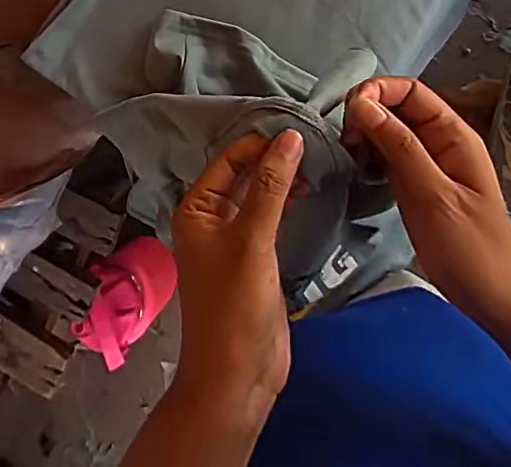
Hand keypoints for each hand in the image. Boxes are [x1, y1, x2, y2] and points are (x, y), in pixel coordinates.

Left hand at [169, 129, 302, 415]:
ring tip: (314, 165)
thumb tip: (289, 138)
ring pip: (257, 194)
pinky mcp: (253, 257)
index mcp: (196, 208)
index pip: (228, 159)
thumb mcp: (253, 240)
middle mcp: (210, 218)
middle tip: (312, 145)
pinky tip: (306, 193)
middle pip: (242, 174)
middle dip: (272, 159)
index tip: (298, 132)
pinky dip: (285, 202)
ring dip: (281, 179)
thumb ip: (271, 186)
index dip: (260, 144)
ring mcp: (231, 238)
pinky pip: (268, 216)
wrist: (237, 378)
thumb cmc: (235, 306)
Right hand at [343, 77, 510, 323]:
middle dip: (366, 114)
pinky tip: (358, 169)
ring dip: (363, 136)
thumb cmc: (471, 248)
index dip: (378, 91)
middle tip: (346, 140)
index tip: (349, 110)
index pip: (411, 91)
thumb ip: (398, 145)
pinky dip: (368, 156)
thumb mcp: (433, 194)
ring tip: (349, 156)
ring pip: (386, 130)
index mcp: (453, 134)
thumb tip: (361, 103)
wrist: (493, 301)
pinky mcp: (413, 182)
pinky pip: (385, 155)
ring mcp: (425, 162)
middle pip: (395, 107)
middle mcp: (439, 141)